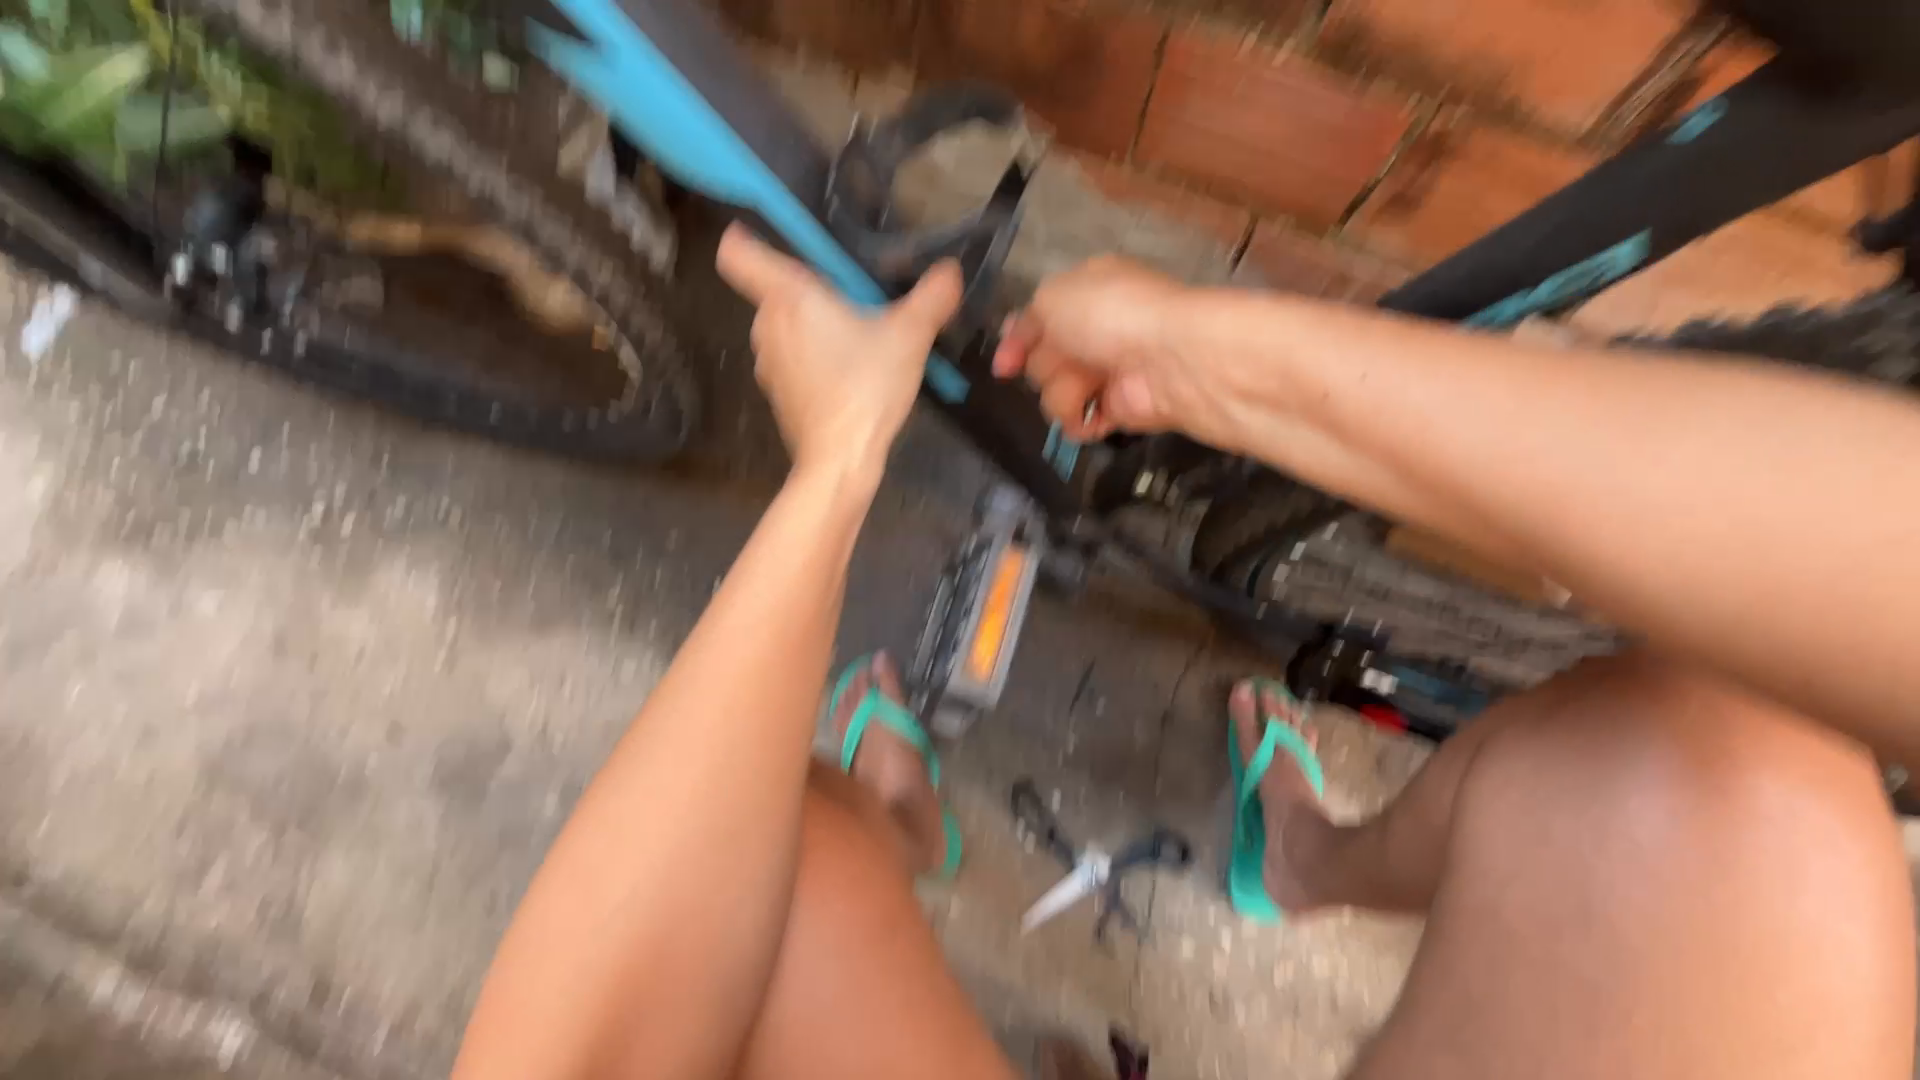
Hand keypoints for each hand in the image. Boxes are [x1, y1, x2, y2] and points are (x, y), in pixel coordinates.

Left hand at [717, 224, 962, 477]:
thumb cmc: (866, 387)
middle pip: (775, 290)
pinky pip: (791, 361)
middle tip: (854, 302)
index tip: (764, 234)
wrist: (840, 459)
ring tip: (858, 343)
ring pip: (785, 327)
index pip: (738, 253)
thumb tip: (950, 272)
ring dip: (813, 328)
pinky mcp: (776, 394)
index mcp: (788, 297)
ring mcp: (767, 363)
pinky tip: (849, 378)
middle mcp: (766, 325)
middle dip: (810, 291)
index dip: (746, 237)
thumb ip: (932, 297)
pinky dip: (813, 361)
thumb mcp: (910, 336)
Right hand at [992, 257, 1210, 441]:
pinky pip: (1078, 421)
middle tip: (1069, 358)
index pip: (1037, 318)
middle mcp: (1096, 330)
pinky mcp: (1118, 408)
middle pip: (1041, 359)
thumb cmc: (1110, 316)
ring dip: (1064, 392)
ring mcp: (1107, 371)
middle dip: (1046, 363)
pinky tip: (1090, 415)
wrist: (1169, 359)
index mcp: (1086, 292)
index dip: (1017, 341)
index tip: (1003, 365)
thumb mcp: (1054, 296)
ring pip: (1055, 392)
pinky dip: (1080, 421)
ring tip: (1089, 387)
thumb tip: (1013, 334)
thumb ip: (1028, 318)